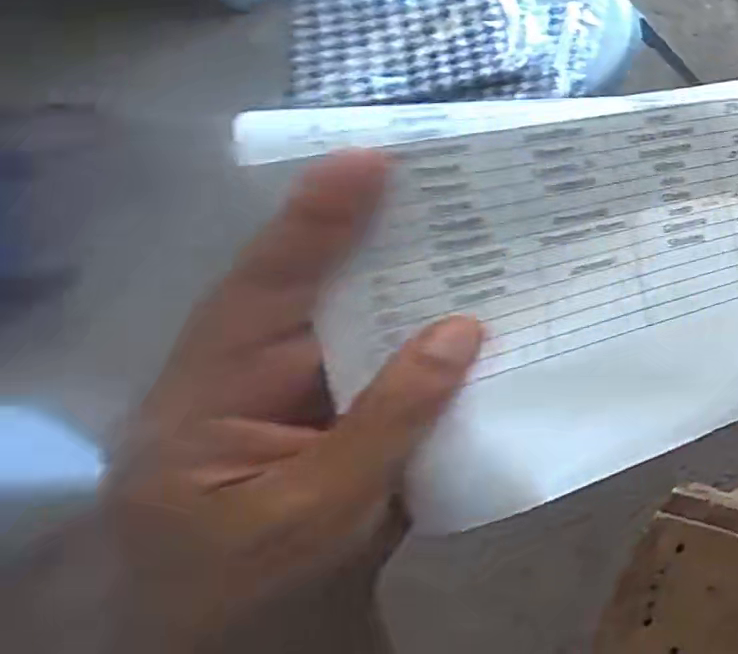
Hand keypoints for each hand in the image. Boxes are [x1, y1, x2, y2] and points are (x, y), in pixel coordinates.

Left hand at [109, 150, 483, 649]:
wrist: (276, 648)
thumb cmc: (257, 589)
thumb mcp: (312, 510)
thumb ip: (386, 418)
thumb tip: (463, 328)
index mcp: (213, 396)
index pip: (262, 290)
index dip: (314, 221)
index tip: (366, 160)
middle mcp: (267, 376)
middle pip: (326, 285)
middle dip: (381, 228)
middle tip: (444, 174)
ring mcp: (323, 391)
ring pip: (378, 316)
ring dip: (430, 276)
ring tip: (486, 225)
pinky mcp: (370, 407)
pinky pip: (415, 355)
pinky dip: (455, 328)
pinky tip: (498, 305)